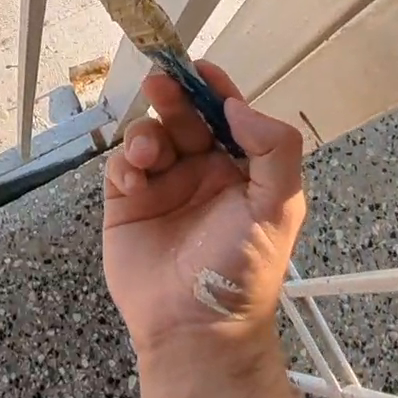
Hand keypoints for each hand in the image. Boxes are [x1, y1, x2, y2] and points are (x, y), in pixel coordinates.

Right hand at [104, 61, 311, 397]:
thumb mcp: (277, 209)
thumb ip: (274, 150)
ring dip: (146, 133)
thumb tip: (240, 106)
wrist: (196, 331)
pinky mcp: (126, 201)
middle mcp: (200, 170)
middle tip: (160, 82)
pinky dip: (124, 163)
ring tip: (148, 156)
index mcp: (238, 169)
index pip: (226, 115)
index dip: (214, 88)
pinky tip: (134, 181)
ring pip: (149, 135)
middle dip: (172, 96)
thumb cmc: (242, 270)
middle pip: (182, 116)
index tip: (198, 66)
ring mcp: (162, 184)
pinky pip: (120, 164)